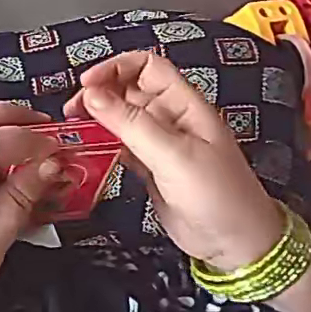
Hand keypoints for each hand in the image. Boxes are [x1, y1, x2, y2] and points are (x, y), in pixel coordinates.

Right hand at [66, 51, 284, 271]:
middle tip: (73, 111)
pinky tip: (86, 150)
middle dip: (100, 92)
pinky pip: (120, 145)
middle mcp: (169, 117)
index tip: (87, 84)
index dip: (115, 68)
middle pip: (128, 89)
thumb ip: (132, 123)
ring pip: (121, 117)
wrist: (237, 245)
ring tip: (74, 128)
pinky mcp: (150, 167)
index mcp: (184, 103)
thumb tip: (92, 94)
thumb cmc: (217, 194)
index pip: (146, 66)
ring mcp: (159, 142)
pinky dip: (102, 143)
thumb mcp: (174, 155)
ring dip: (97, 117)